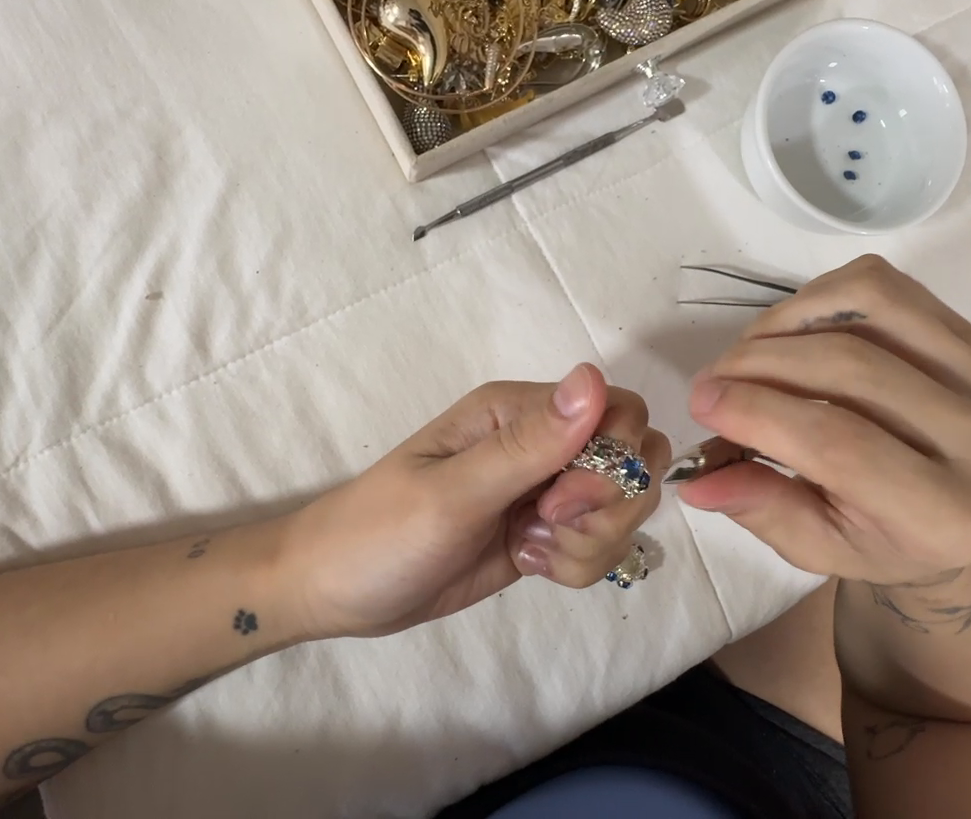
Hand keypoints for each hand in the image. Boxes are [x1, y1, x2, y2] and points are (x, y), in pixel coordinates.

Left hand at [282, 364, 668, 639]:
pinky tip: (529, 564)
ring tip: (531, 552)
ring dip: (592, 542)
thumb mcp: (453, 493)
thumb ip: (528, 445)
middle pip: (633, 459)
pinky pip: (599, 543)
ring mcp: (545, 488)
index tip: (561, 504)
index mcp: (517, 412)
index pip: (617, 412)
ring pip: (623, 506)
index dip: (612, 462)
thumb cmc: (380, 533)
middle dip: (609, 507)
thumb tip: (594, 378)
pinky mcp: (546, 530)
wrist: (337, 592)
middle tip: (547, 528)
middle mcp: (541, 441)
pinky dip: (578, 563)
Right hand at [678, 256, 970, 585]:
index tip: (701, 401)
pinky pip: (881, 286)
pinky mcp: (968, 337)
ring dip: (786, 322)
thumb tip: (695, 480)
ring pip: (869, 309)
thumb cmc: (872, 537)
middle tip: (710, 379)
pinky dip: (818, 296)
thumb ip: (760, 509)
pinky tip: (791, 330)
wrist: (943, 511)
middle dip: (760, 364)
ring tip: (748, 353)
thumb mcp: (812, 545)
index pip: (843, 446)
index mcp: (946, 516)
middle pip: (853, 369)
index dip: (761, 413)